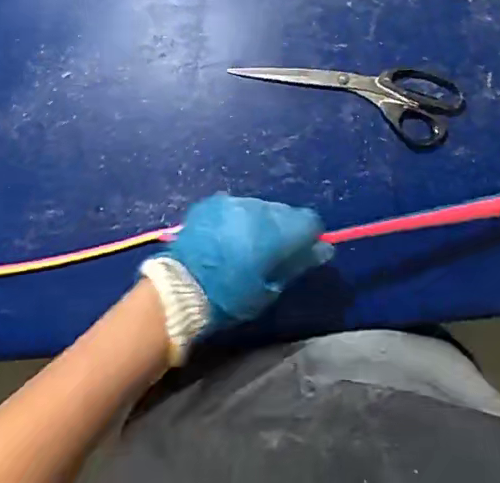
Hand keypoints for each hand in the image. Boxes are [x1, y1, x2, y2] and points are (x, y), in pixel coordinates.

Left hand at [164, 194, 332, 329]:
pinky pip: (235, 208)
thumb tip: (323, 250)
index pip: (310, 221)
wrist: (177, 291)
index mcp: (278, 230)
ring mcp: (235, 202)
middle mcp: (261, 208)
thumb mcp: (269, 290)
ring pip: (261, 208)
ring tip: (245, 246)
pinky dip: (237, 220)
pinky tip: (224, 240)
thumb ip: (298, 264)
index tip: (300, 252)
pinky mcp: (213, 203)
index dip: (309, 237)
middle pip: (285, 212)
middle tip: (270, 253)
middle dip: (283, 228)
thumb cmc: (229, 297)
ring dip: (259, 223)